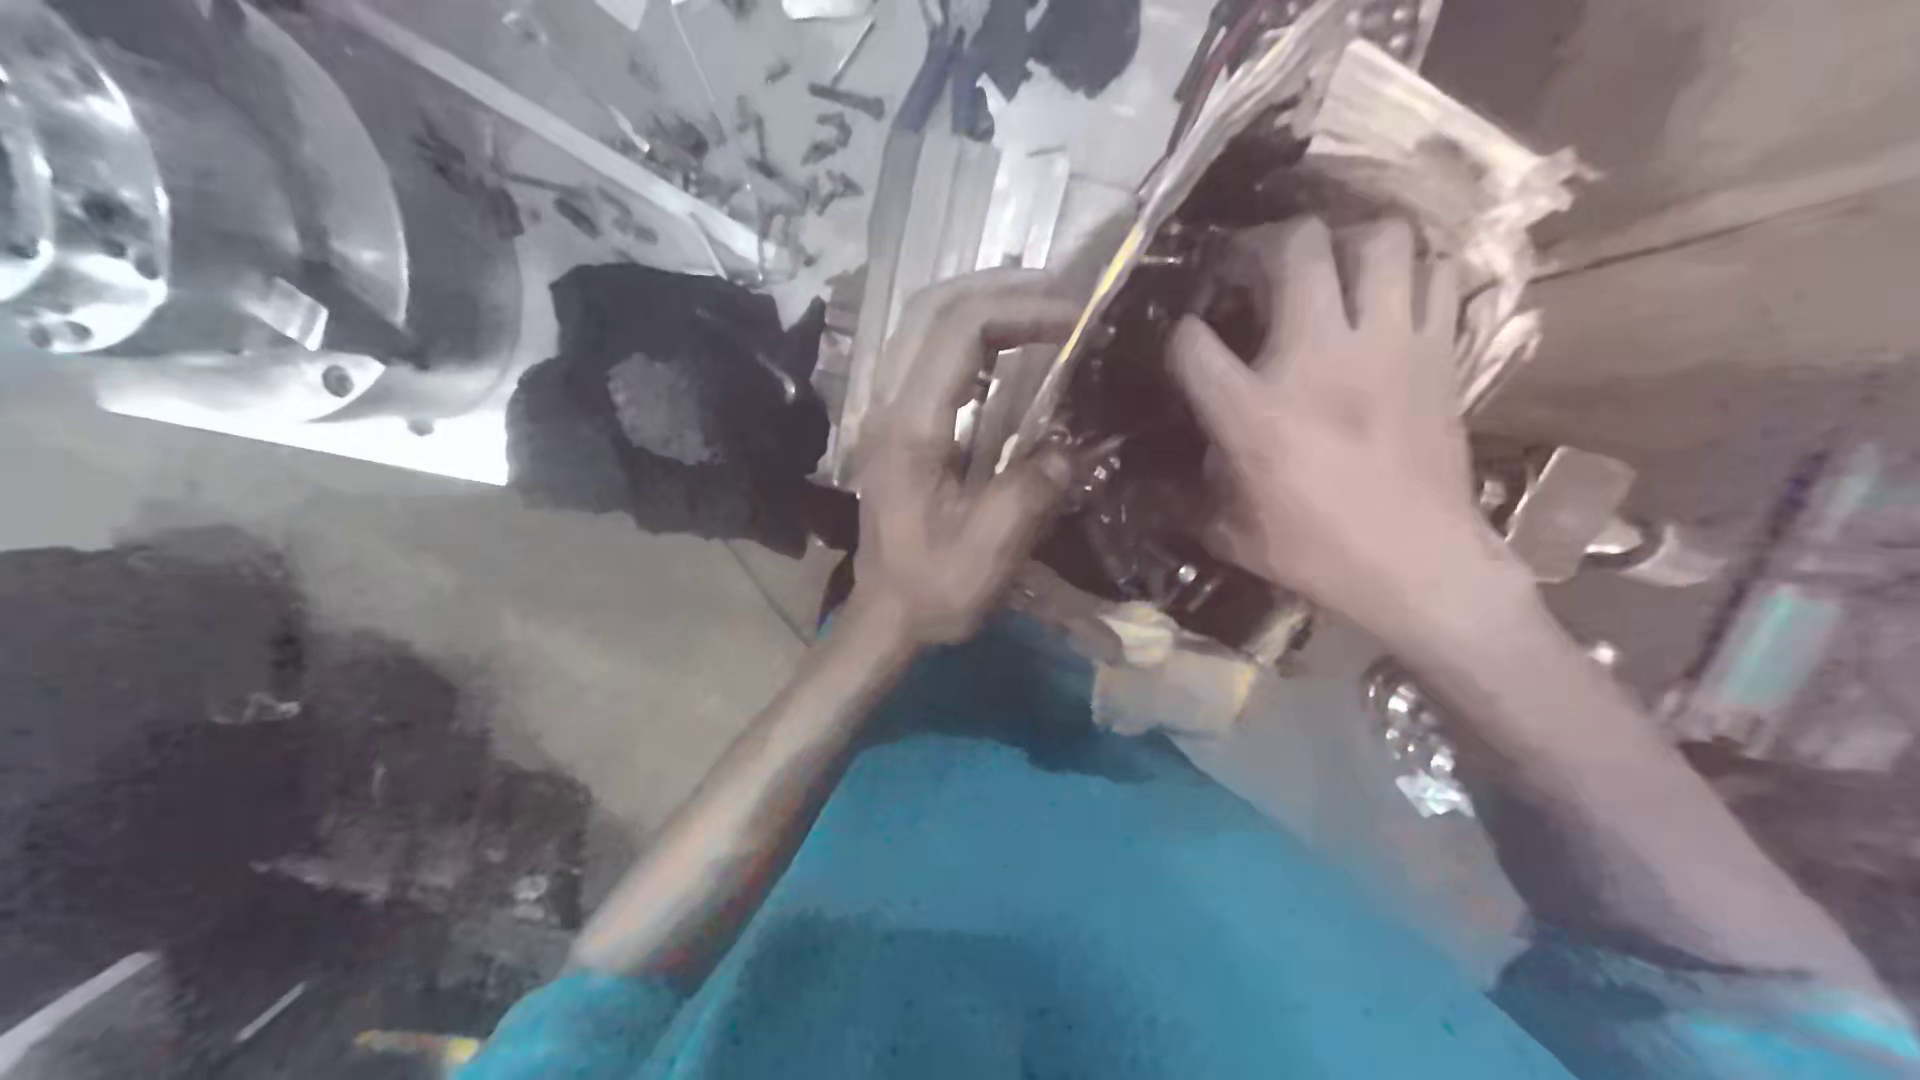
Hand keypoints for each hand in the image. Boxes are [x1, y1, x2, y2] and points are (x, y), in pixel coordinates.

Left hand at [850, 269, 1079, 646]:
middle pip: (930, 309)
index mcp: (910, 430)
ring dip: (978, 303)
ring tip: (1036, 307)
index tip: (1075, 320)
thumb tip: (1068, 445)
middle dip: (997, 288)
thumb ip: (1033, 488)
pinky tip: (1003, 353)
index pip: (959, 332)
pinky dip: (966, 337)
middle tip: (1058, 292)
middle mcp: (887, 406)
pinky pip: (922, 354)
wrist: (885, 617)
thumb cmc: (934, 589)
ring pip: (920, 325)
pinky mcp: (891, 426)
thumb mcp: (992, 550)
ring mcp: (882, 413)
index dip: (1020, 310)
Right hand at [1169, 217, 1525, 636]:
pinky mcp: (1440, 353)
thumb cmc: (1315, 552)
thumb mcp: (1227, 528)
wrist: (1420, 568)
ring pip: (1380, 239)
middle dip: (1261, 245)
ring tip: (1327, 270)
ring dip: (1345, 243)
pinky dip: (1410, 270)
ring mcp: (1391, 346)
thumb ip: (1194, 480)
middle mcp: (1322, 358)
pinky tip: (1386, 297)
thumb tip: (1189, 447)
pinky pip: (1437, 274)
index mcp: (1255, 412)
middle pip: (1295, 247)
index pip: (1192, 342)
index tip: (1183, 344)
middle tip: (1252, 269)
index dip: (1177, 334)